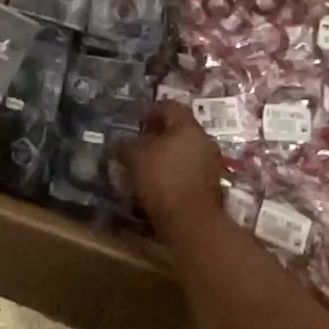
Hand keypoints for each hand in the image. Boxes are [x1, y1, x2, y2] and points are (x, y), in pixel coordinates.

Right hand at [120, 101, 225, 241]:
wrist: (192, 222)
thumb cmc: (161, 179)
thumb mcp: (133, 157)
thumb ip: (124, 144)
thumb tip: (117, 142)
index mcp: (187, 126)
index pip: (169, 106)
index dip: (149, 112)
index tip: (136, 125)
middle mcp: (204, 140)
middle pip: (179, 129)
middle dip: (158, 135)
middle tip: (139, 146)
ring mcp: (211, 163)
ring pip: (185, 150)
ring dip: (167, 155)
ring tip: (147, 167)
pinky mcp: (212, 185)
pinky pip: (190, 169)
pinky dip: (175, 172)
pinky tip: (160, 184)